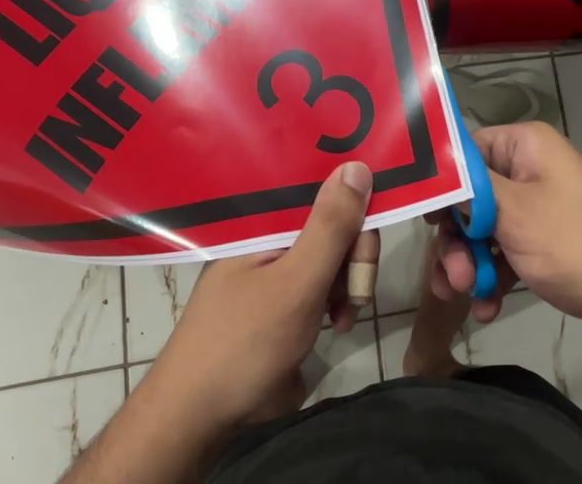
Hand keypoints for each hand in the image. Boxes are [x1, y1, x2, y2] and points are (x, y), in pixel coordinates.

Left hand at [144, 162, 375, 427]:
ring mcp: (276, 272)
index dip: (353, 205)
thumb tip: (356, 165)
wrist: (203, 416)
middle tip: (357, 291)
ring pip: (333, 256)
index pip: (320, 191)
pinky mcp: (284, 303)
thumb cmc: (246, 342)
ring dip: (348, 285)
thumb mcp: (296, 282)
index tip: (378, 226)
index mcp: (262, 221)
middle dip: (354, 256)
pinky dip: (337, 304)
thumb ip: (330, 227)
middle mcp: (269, 238)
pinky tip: (338, 325)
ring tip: (344, 316)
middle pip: (332, 224)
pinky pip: (323, 285)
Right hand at [430, 121, 581, 338]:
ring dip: (470, 263)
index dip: (441, 184)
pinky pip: (506, 252)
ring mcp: (540, 208)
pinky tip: (487, 308)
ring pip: (485, 229)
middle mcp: (532, 169)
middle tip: (451, 274)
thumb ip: (470, 189)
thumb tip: (433, 166)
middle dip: (456, 238)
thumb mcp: (514, 213)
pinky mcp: (546, 243)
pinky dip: (493, 277)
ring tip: (466, 294)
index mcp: (526, 147)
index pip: (467, 150)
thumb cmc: (576, 243)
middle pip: (472, 196)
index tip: (423, 219)